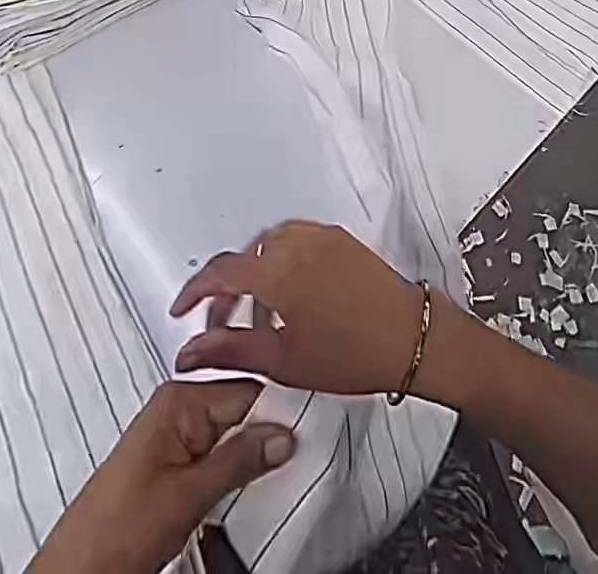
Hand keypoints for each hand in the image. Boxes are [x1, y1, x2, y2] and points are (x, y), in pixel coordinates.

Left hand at [28, 381, 295, 573]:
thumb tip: (281, 436)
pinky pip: (218, 452)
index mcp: (178, 399)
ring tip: (273, 475)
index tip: (305, 433)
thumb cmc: (114, 530)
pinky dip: (236, 468)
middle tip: (293, 459)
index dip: (280, 411)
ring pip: (233, 432)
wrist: (77, 569)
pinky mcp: (175, 459)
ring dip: (253, 454)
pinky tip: (247, 486)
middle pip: (241, 408)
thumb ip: (241, 459)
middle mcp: (177, 408)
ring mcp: (175, 433)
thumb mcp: (190, 494)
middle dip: (267, 433)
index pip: (248, 389)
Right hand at [171, 221, 426, 394]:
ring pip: (268, 245)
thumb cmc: (359, 352)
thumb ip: (229, 350)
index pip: (220, 271)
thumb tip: (192, 352)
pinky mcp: (339, 237)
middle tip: (224, 322)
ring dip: (254, 272)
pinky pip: (295, 238)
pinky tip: (289, 290)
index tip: (185, 308)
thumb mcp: (283, 361)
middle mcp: (298, 244)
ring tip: (261, 312)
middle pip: (243, 257)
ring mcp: (321, 237)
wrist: (413, 338)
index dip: (195, 291)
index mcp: (279, 273)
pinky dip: (280, 258)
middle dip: (226, 288)